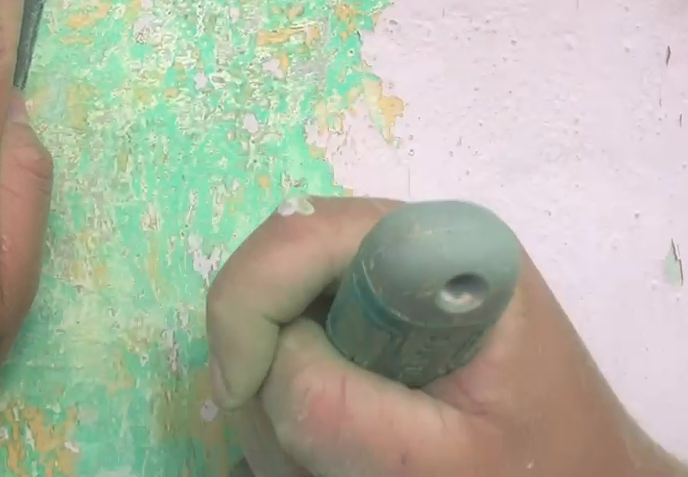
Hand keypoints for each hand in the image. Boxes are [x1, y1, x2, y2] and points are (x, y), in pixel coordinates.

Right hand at [207, 197, 687, 476]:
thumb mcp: (445, 468)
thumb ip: (341, 410)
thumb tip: (262, 362)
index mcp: (442, 245)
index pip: (299, 233)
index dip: (251, 304)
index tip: (242, 393)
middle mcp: (403, 235)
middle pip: (275, 264)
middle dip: (260, 356)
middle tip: (297, 450)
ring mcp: (383, 264)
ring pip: (271, 298)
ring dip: (272, 386)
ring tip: (335, 456)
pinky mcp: (370, 297)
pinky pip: (289, 326)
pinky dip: (286, 390)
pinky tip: (335, 437)